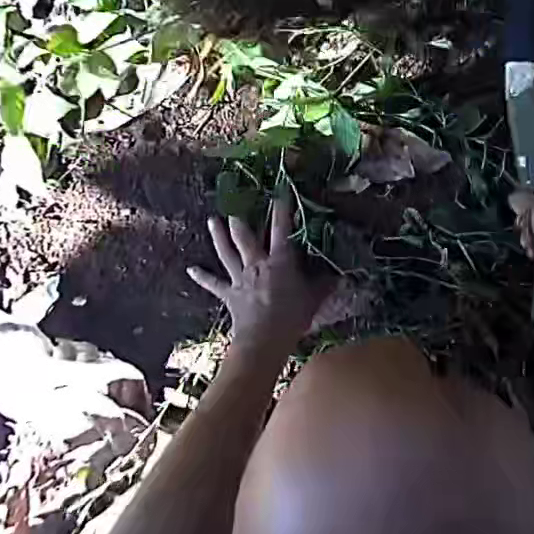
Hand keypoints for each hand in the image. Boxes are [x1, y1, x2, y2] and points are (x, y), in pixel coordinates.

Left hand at [188, 195, 318, 358]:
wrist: (263, 340)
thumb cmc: (292, 316)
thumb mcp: (315, 298)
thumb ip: (325, 283)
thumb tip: (342, 275)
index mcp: (280, 261)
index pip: (281, 230)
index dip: (282, 210)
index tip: (280, 192)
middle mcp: (257, 264)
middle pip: (246, 237)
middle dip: (242, 219)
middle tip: (236, 203)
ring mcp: (240, 278)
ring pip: (227, 253)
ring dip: (219, 236)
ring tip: (212, 220)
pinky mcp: (229, 294)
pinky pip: (213, 283)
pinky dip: (203, 276)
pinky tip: (191, 269)